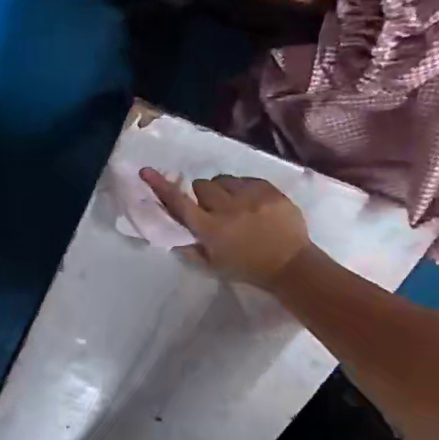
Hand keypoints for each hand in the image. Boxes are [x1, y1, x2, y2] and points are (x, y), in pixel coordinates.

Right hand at [139, 167, 313, 287]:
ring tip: (234, 204)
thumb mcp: (212, 264)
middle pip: (201, 185)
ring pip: (223, 179)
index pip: (179, 203)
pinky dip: (243, 189)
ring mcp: (250, 197)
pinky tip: (251, 203)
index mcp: (209, 229)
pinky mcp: (269, 190)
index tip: (146, 171)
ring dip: (222, 189)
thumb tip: (171, 233)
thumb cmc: (247, 268)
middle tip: (212, 208)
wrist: (291, 266)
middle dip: (202, 194)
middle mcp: (227, 209)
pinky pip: (246, 179)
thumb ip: (189, 247)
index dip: (160, 186)